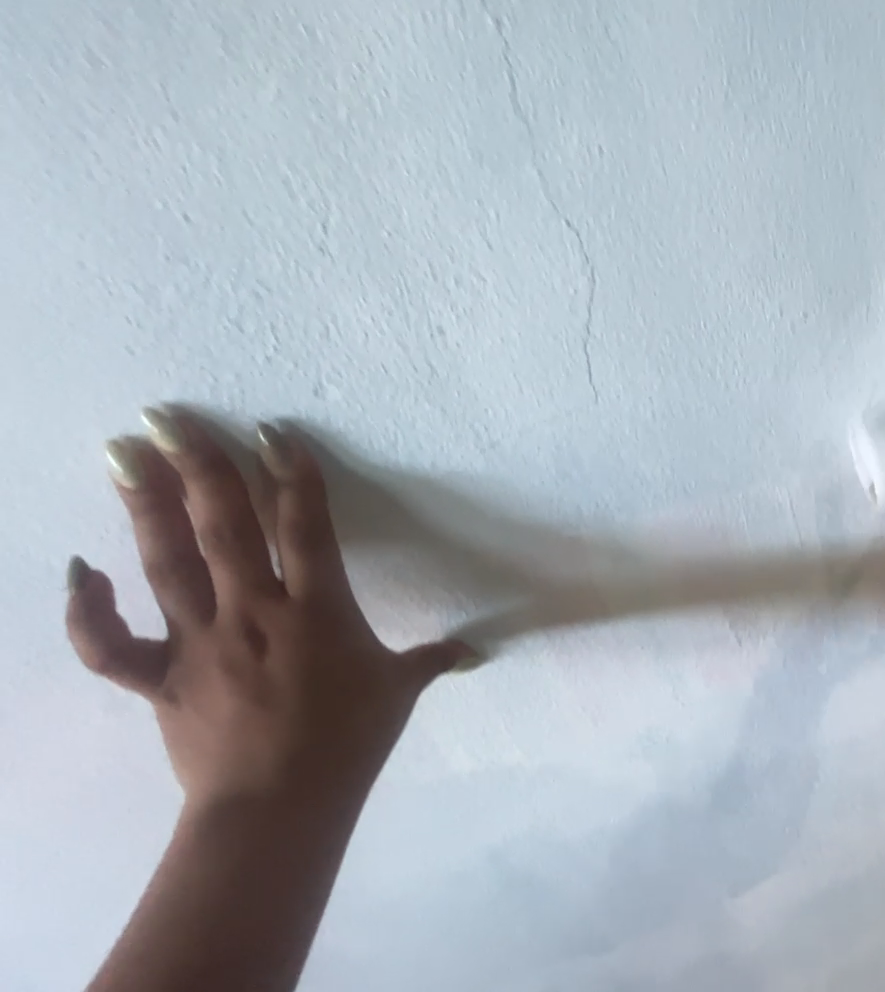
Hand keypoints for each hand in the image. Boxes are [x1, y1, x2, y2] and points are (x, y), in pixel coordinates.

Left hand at [66, 408, 473, 815]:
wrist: (277, 803)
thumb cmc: (351, 737)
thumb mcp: (401, 689)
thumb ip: (432, 659)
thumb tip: (475, 652)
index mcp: (318, 608)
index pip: (304, 525)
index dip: (292, 475)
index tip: (273, 432)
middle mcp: (253, 610)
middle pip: (223, 526)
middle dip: (197, 467)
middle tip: (167, 417)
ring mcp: (198, 641)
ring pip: (165, 561)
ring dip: (142, 505)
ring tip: (119, 453)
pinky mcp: (158, 676)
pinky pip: (109, 642)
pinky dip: (84, 607)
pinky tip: (75, 567)